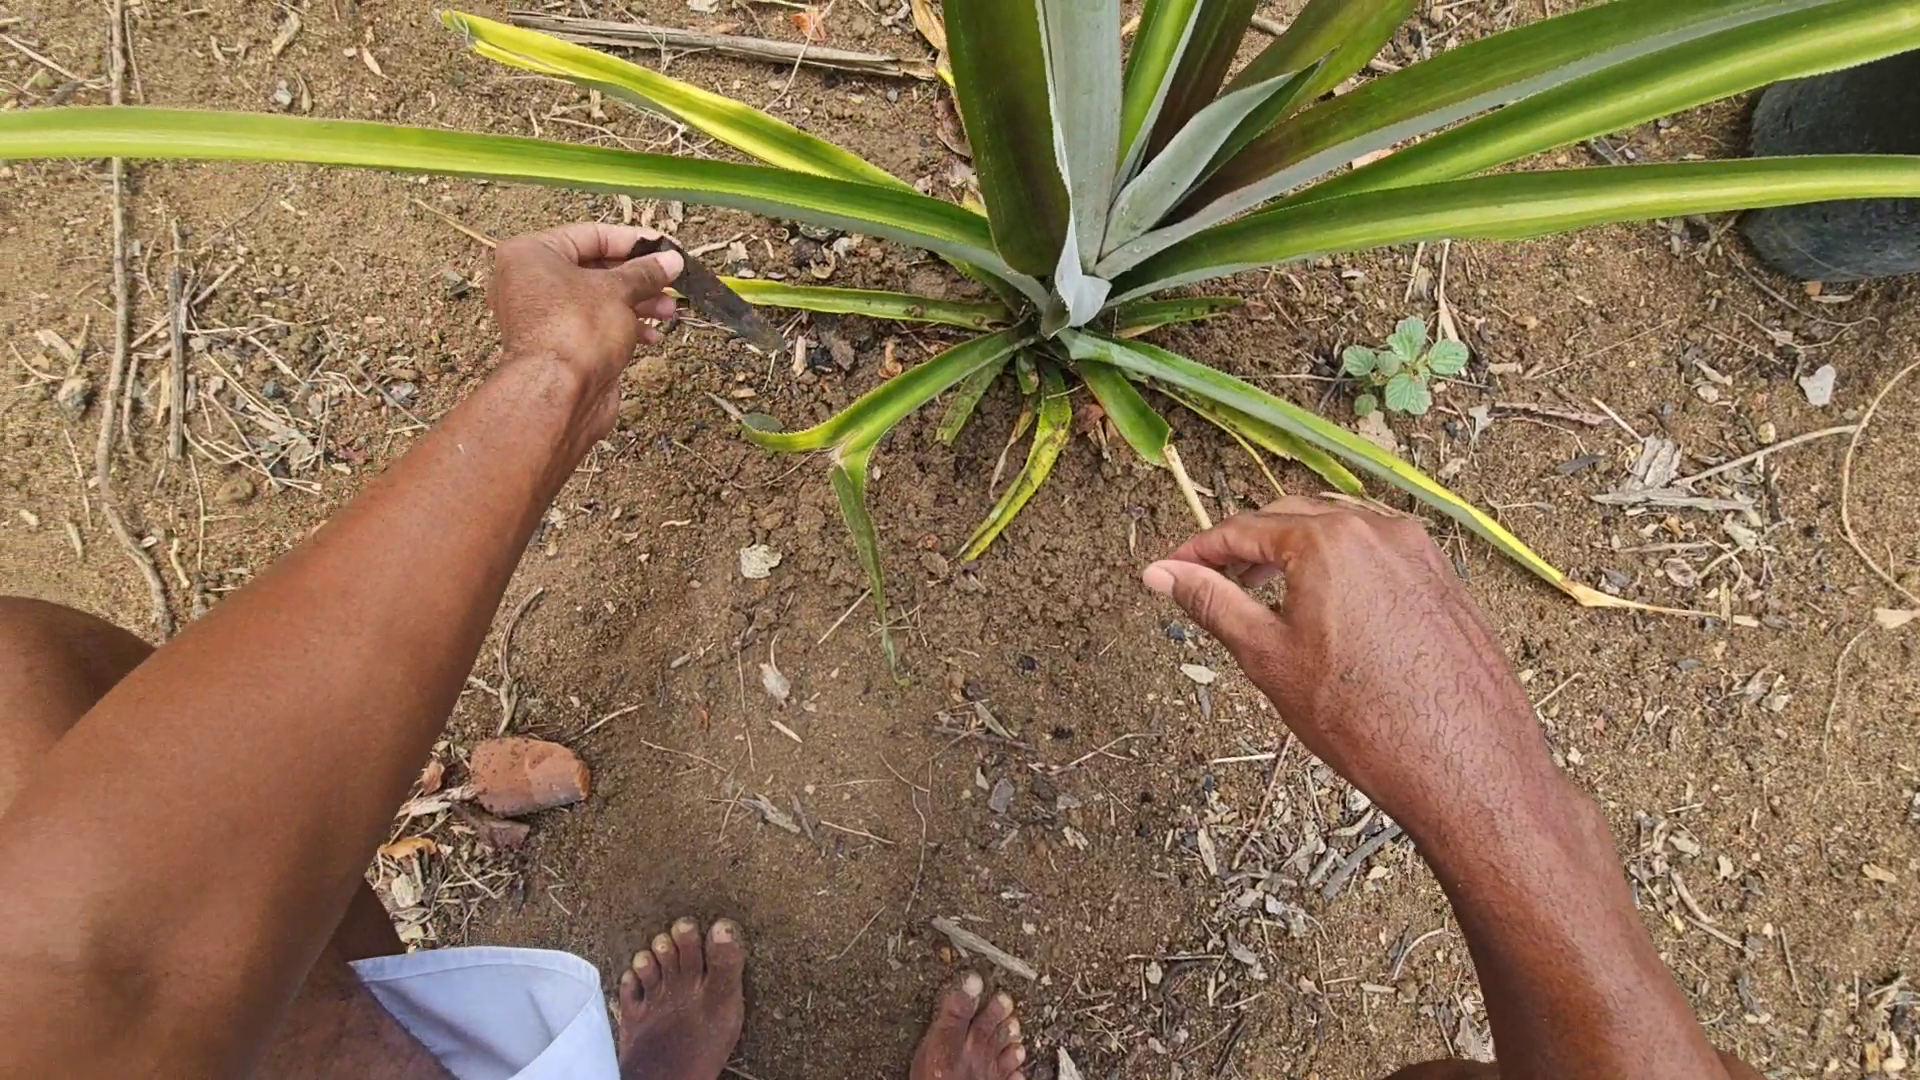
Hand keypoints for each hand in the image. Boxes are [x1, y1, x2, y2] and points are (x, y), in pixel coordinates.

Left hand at [488, 223, 682, 438]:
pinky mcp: (565, 344)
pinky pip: (599, 326)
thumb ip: (646, 272)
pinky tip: (651, 336)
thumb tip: (671, 259)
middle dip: (640, 279)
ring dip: (640, 304)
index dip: (633, 242)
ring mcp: (549, 316)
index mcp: (533, 254)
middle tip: (671, 283)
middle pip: (598, 270)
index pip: (591, 236)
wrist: (560, 393)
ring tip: (669, 312)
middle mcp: (535, 282)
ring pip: (602, 300)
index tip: (665, 248)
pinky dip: (627, 327)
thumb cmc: (577, 329)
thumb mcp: (618, 291)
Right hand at [1142, 497, 1557, 839]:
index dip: (1197, 550)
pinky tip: (1322, 606)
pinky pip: (1373, 552)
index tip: (1172, 570)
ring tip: (1263, 592)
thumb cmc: (1363, 717)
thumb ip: (1209, 600)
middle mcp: (1378, 530)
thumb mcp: (1264, 653)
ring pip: (1334, 531)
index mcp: (1329, 540)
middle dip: (1243, 546)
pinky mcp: (1443, 580)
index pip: (1241, 528)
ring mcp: (1419, 553)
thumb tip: (1160, 574)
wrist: (1468, 771)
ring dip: (1289, 551)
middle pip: (1288, 518)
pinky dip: (1334, 565)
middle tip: (1210, 580)